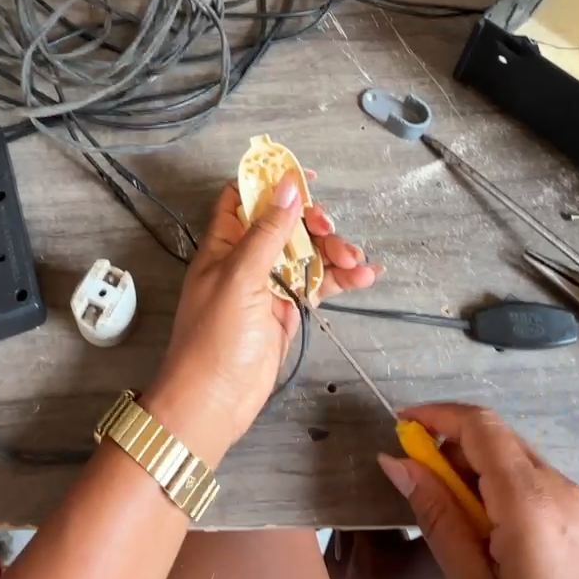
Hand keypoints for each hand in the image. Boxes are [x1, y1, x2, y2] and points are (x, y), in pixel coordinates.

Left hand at [143, 172, 377, 464]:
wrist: (214, 402)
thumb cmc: (215, 337)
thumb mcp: (240, 278)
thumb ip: (267, 232)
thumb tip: (287, 185)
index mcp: (224, 242)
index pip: (244, 197)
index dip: (271, 181)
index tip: (305, 176)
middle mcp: (246, 257)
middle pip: (285, 223)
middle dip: (313, 222)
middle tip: (331, 231)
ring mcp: (268, 283)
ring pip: (306, 253)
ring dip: (334, 252)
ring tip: (357, 263)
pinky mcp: (286, 309)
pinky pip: (316, 284)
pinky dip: (340, 278)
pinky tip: (364, 277)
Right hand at [378, 403, 578, 578]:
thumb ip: (439, 518)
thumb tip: (398, 463)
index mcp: (531, 501)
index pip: (479, 424)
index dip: (435, 415)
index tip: (401, 426)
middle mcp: (565, 491)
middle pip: (498, 439)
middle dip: (453, 448)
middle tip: (422, 484)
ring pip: (520, 464)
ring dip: (481, 474)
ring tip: (460, 525)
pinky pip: (544, 491)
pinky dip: (510, 494)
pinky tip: (498, 541)